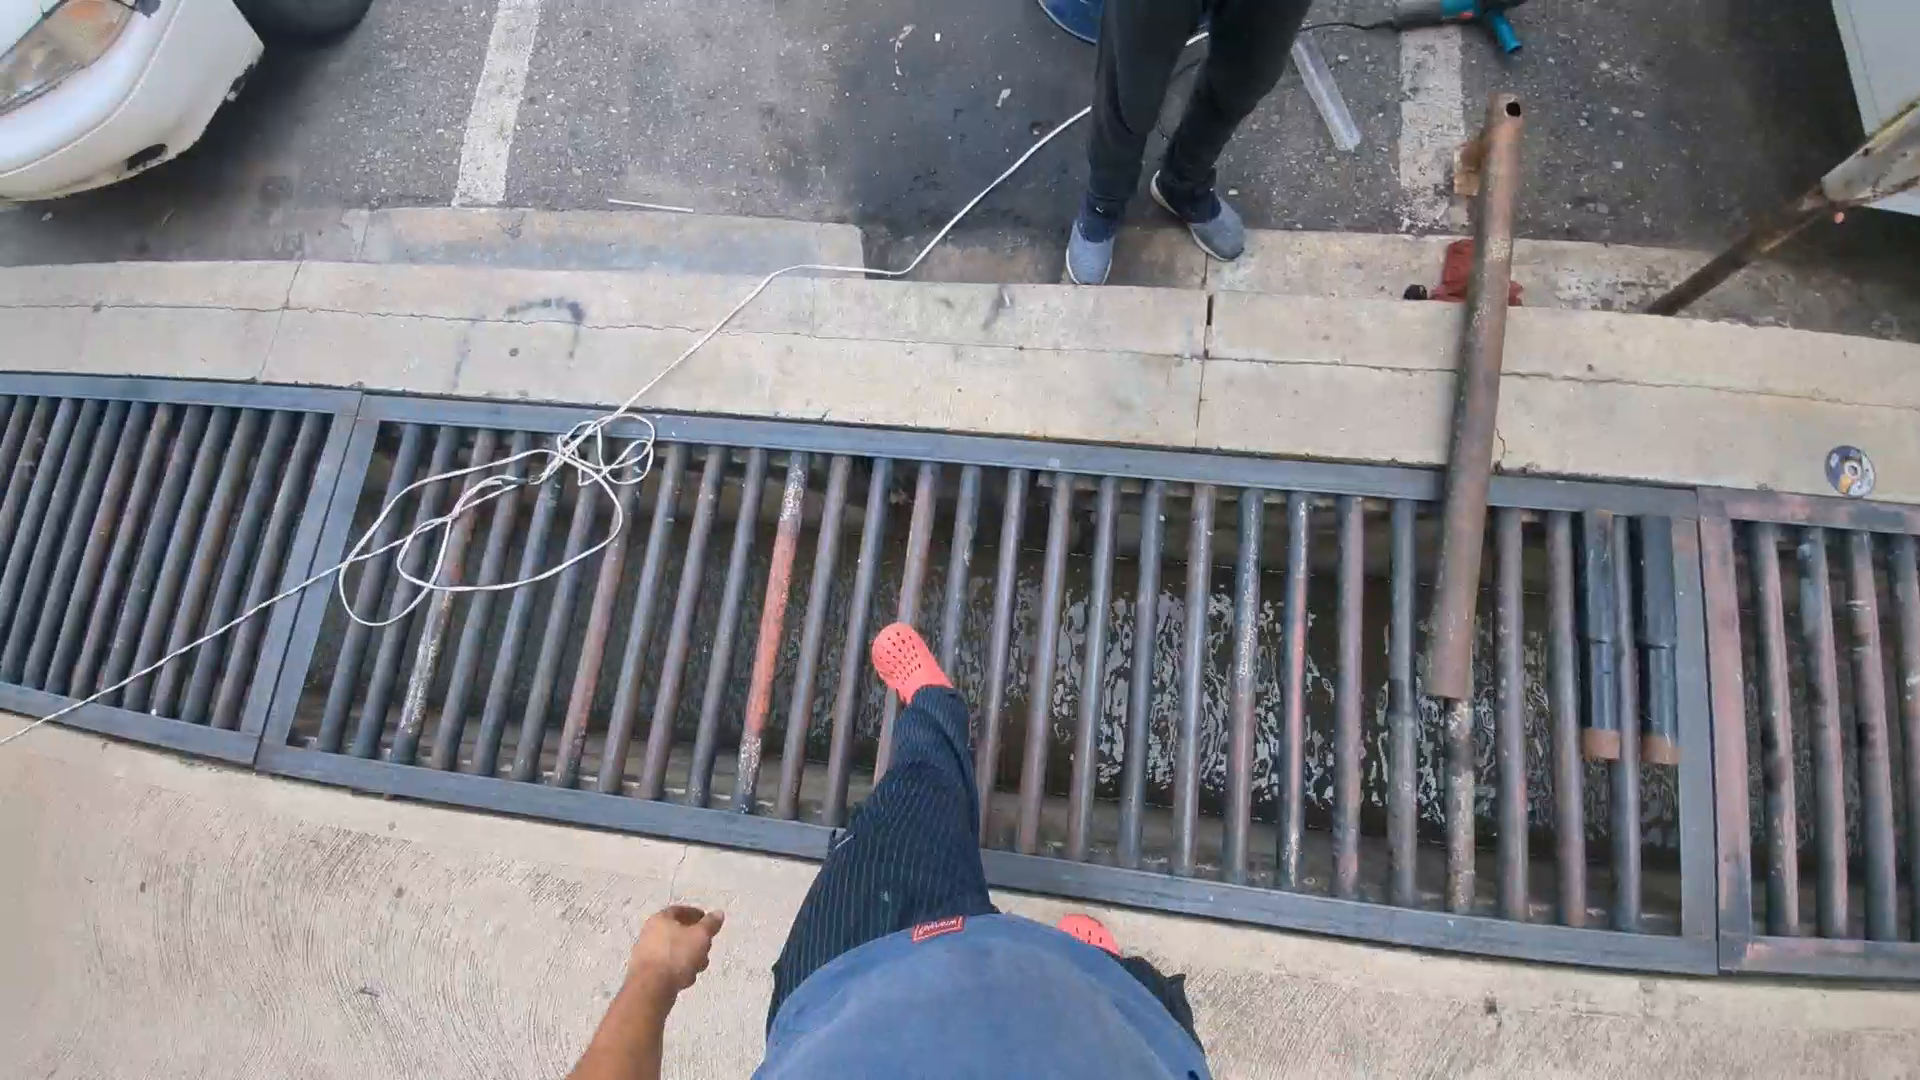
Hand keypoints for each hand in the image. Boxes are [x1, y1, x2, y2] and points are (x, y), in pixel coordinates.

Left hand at [627, 905, 724, 1001]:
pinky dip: (677, 971)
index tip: (709, 924)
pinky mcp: (645, 975)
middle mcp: (649, 934)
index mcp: (660, 919)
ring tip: (699, 967)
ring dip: (689, 958)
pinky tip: (685, 980)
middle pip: (678, 933)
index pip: (680, 911)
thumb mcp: (700, 936)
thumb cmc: (677, 956)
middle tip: (706, 948)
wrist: (650, 990)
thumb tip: (718, 914)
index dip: (697, 915)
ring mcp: (645, 956)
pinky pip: (666, 967)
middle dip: (696, 941)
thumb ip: (710, 924)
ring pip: (674, 952)